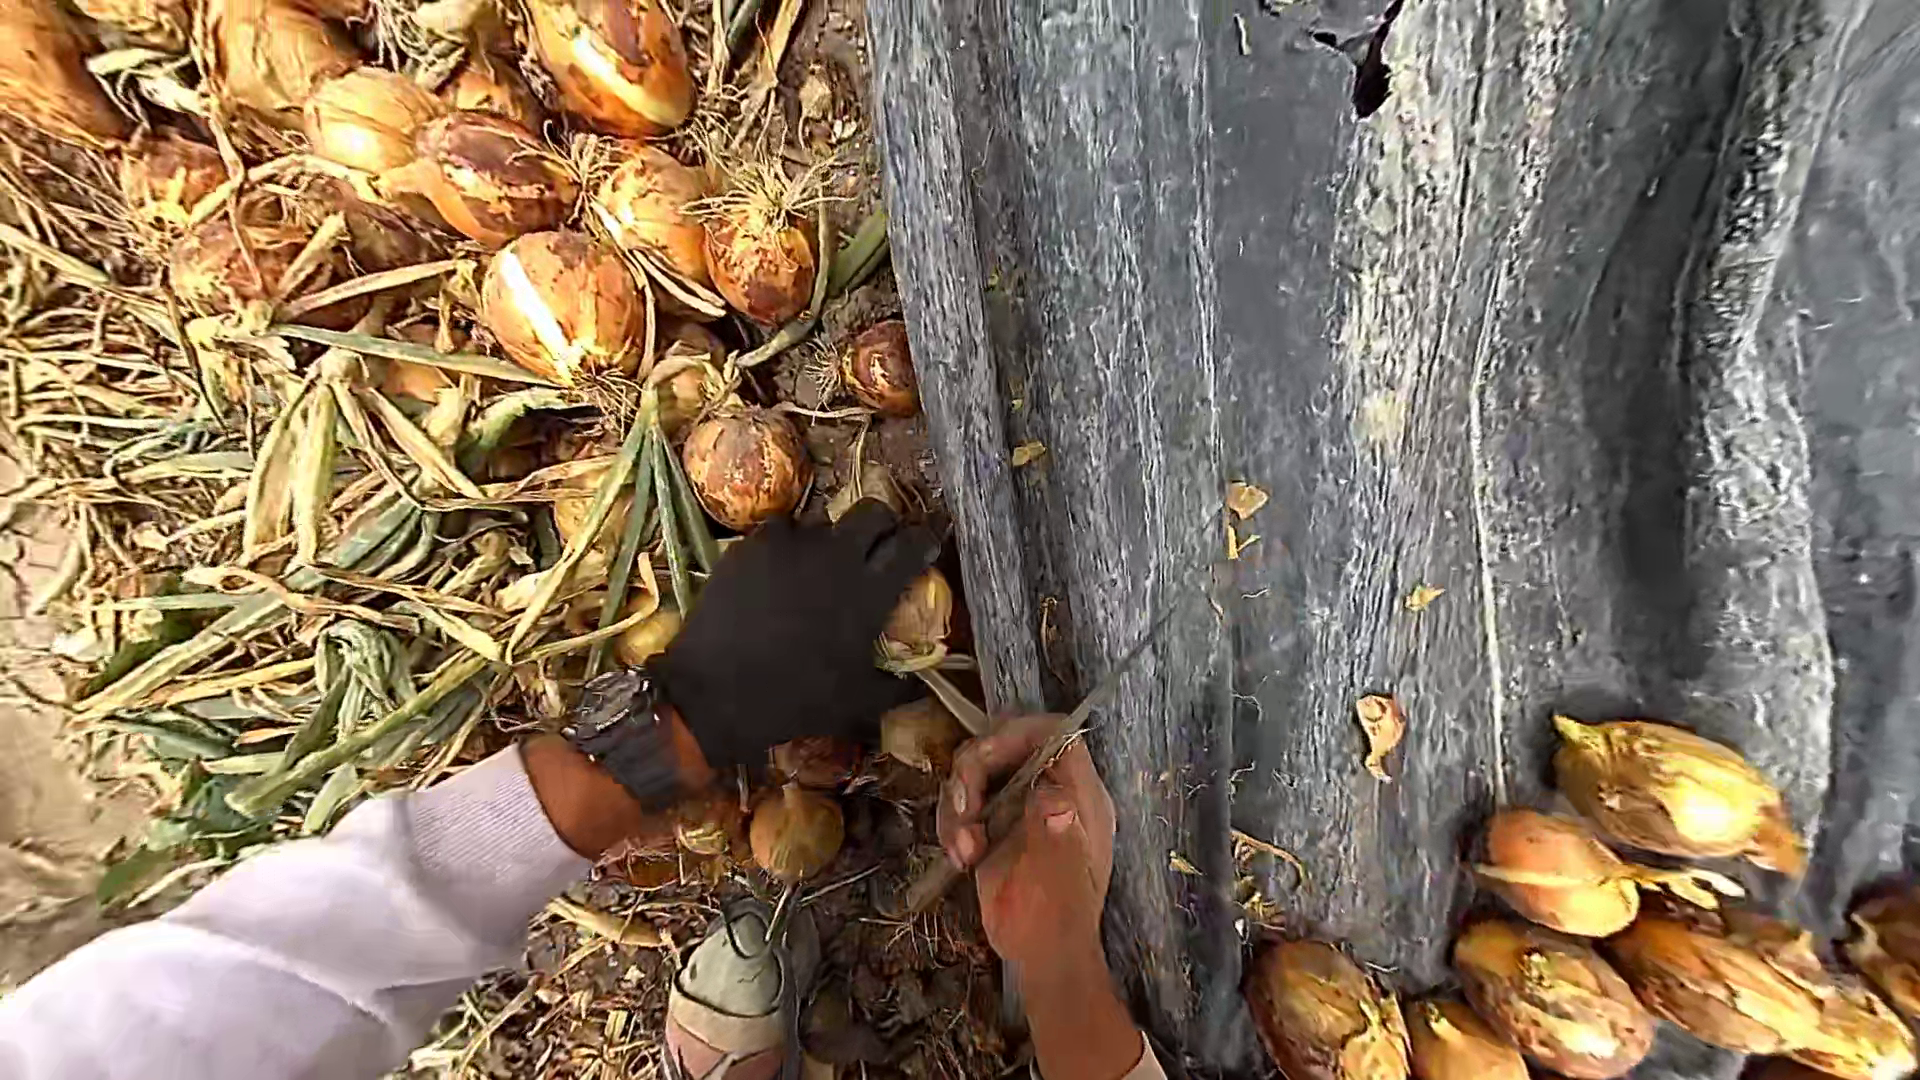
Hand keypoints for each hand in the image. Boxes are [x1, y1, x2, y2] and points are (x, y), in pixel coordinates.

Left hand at [651, 500, 937, 769]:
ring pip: (824, 520)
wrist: (716, 693)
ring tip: (818, 566)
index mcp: (870, 591)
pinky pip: (781, 530)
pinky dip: (788, 545)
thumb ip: (898, 688)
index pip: (913, 544)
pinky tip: (778, 570)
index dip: (925, 539)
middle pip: (874, 510)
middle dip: (883, 522)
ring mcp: (792, 545)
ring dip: (831, 538)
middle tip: (877, 544)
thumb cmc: (797, 699)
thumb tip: (923, 685)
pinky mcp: (753, 545)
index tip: (924, 546)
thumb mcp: (859, 703)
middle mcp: (837, 556)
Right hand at [937, 715, 1115, 974]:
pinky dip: (952, 824)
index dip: (1019, 732)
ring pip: (974, 769)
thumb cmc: (1059, 922)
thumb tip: (1054, 800)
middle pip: (1004, 743)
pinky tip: (961, 859)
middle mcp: (1047, 785)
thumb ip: (1058, 838)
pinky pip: (960, 799)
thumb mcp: (1061, 883)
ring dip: (958, 804)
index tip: (987, 754)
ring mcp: (1017, 801)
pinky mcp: (991, 819)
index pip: (1054, 734)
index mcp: (1078, 791)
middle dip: (975, 770)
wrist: (1038, 958)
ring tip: (964, 850)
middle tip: (964, 808)